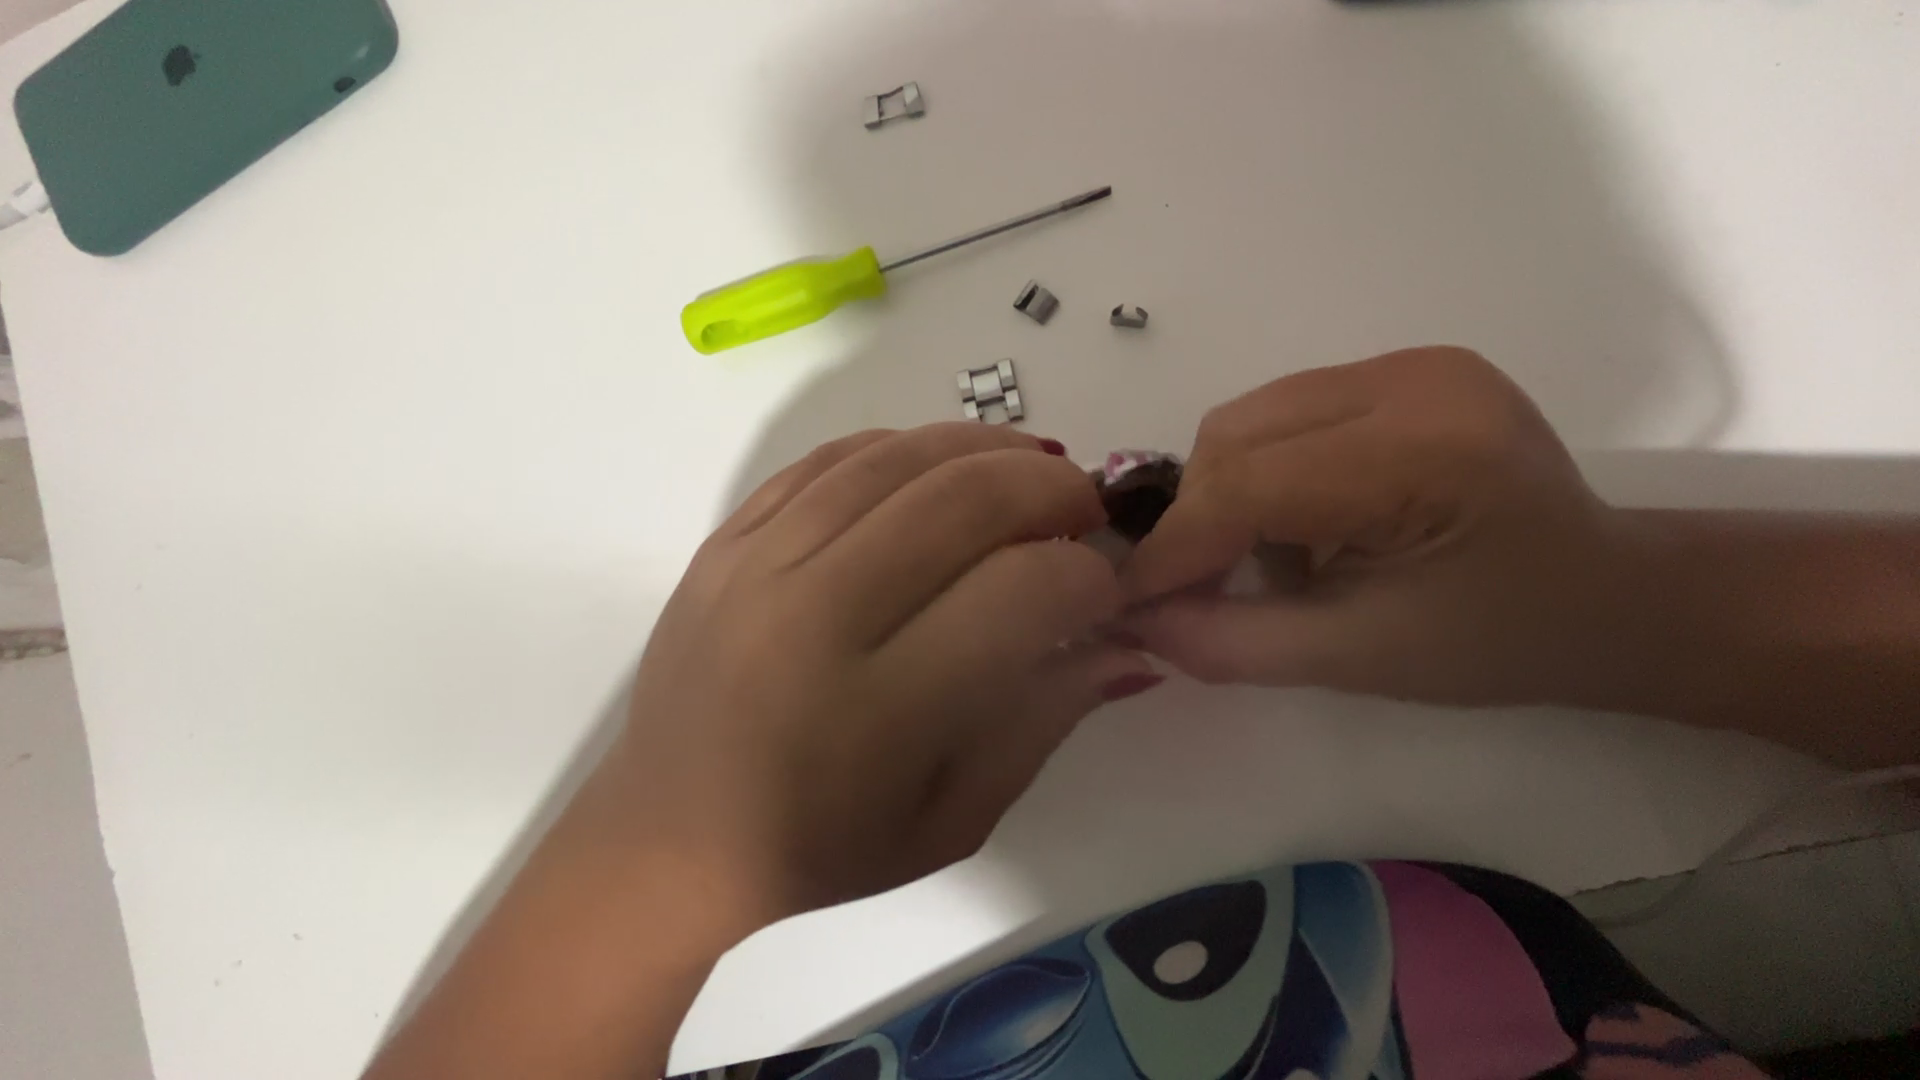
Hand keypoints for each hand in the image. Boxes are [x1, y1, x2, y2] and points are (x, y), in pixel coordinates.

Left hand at [602, 424, 1154, 930]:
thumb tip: (1129, 646)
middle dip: (1049, 489)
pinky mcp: (722, 541)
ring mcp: (755, 567)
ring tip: (1029, 471)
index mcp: (877, 710)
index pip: (1017, 593)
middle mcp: (812, 620)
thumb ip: (1044, 721)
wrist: (671, 835)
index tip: (1104, 588)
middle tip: (1082, 509)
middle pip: (959, 501)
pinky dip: (902, 445)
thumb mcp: (953, 818)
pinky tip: (941, 466)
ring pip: (893, 458)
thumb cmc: (822, 848)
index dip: (1087, 577)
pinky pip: (826, 459)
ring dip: (984, 448)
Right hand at [1122, 346, 1646, 706]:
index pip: (1251, 484)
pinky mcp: (1397, 368)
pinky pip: (1278, 415)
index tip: (1126, 599)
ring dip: (1222, 493)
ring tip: (1254, 556)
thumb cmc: (1499, 643)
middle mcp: (1412, 380)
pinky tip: (1293, 520)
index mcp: (1426, 453)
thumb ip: (1230, 641)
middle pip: (1235, 437)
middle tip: (1189, 589)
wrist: (1611, 596)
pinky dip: (1257, 472)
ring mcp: (1407, 362)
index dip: (1175, 546)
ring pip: (1246, 420)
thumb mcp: (1356, 660)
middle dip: (1194, 519)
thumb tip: (1130, 619)